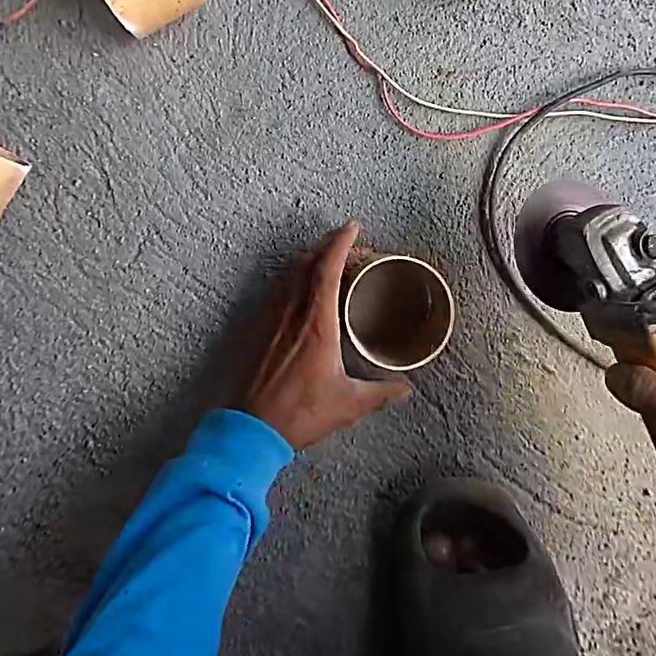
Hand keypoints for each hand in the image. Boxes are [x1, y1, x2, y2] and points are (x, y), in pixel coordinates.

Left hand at [241, 220, 410, 449]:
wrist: (250, 429)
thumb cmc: (298, 413)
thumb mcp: (348, 404)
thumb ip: (380, 393)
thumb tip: (405, 388)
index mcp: (317, 322)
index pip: (328, 268)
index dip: (341, 242)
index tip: (353, 227)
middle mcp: (292, 311)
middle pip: (307, 261)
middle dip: (328, 243)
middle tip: (347, 239)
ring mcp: (271, 317)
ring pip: (290, 272)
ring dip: (309, 257)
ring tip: (327, 257)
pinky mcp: (258, 327)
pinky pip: (276, 288)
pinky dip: (292, 276)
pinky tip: (299, 285)